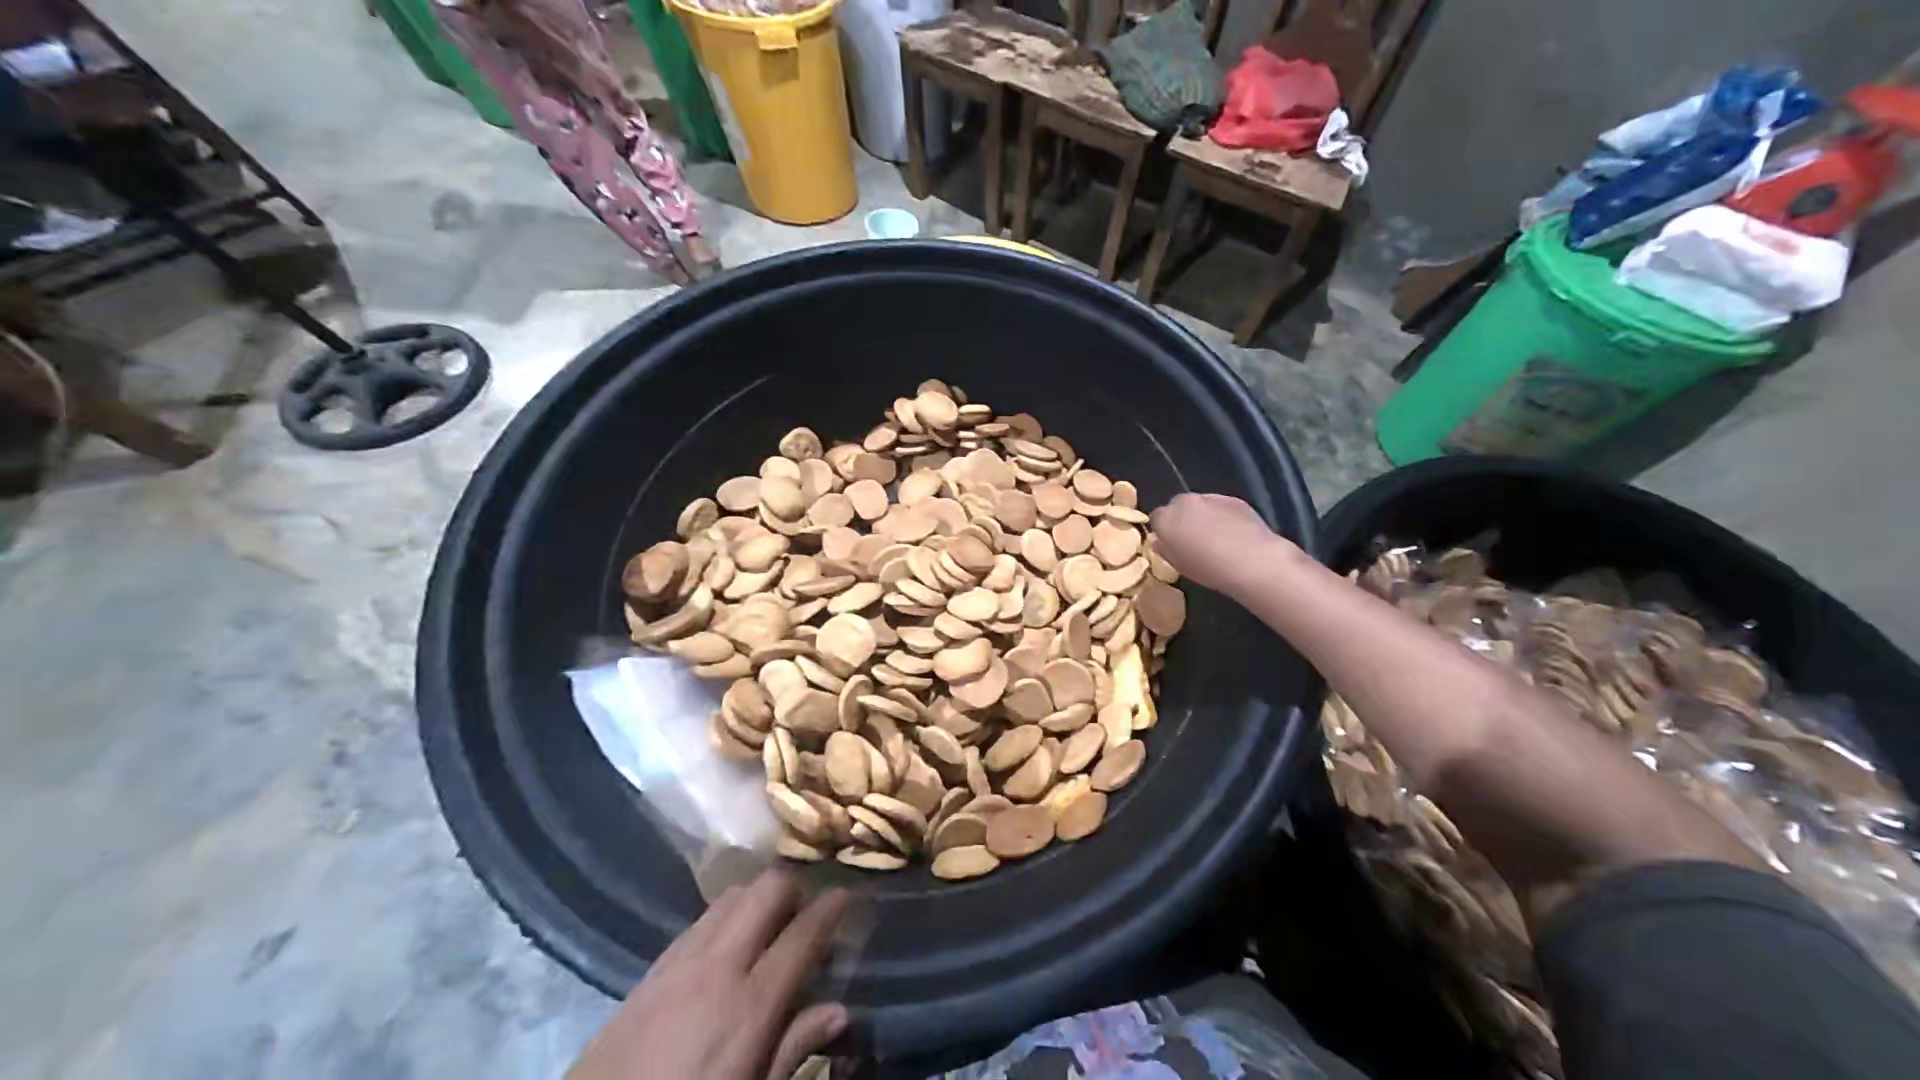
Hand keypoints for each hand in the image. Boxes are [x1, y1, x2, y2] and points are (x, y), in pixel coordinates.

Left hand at [568, 871, 851, 1079]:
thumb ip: (793, 1050)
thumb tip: (839, 1010)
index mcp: (751, 1005)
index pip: (802, 935)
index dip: (830, 909)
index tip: (846, 895)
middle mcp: (718, 967)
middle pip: (765, 892)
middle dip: (793, 887)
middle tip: (807, 907)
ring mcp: (680, 962)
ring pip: (730, 897)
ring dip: (757, 896)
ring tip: (769, 920)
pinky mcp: (651, 969)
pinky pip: (699, 920)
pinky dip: (724, 915)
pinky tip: (726, 942)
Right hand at [1149, 493, 1294, 594]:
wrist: (1252, 561)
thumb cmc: (1209, 569)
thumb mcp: (1178, 566)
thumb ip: (1165, 549)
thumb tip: (1161, 542)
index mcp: (1166, 518)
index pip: (1157, 518)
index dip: (1164, 530)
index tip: (1172, 543)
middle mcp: (1184, 502)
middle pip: (1178, 507)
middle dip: (1183, 519)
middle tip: (1193, 539)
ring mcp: (1210, 497)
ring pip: (1200, 504)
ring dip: (1203, 516)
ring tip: (1217, 537)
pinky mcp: (1234, 499)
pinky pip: (1221, 506)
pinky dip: (1223, 515)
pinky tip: (1234, 533)